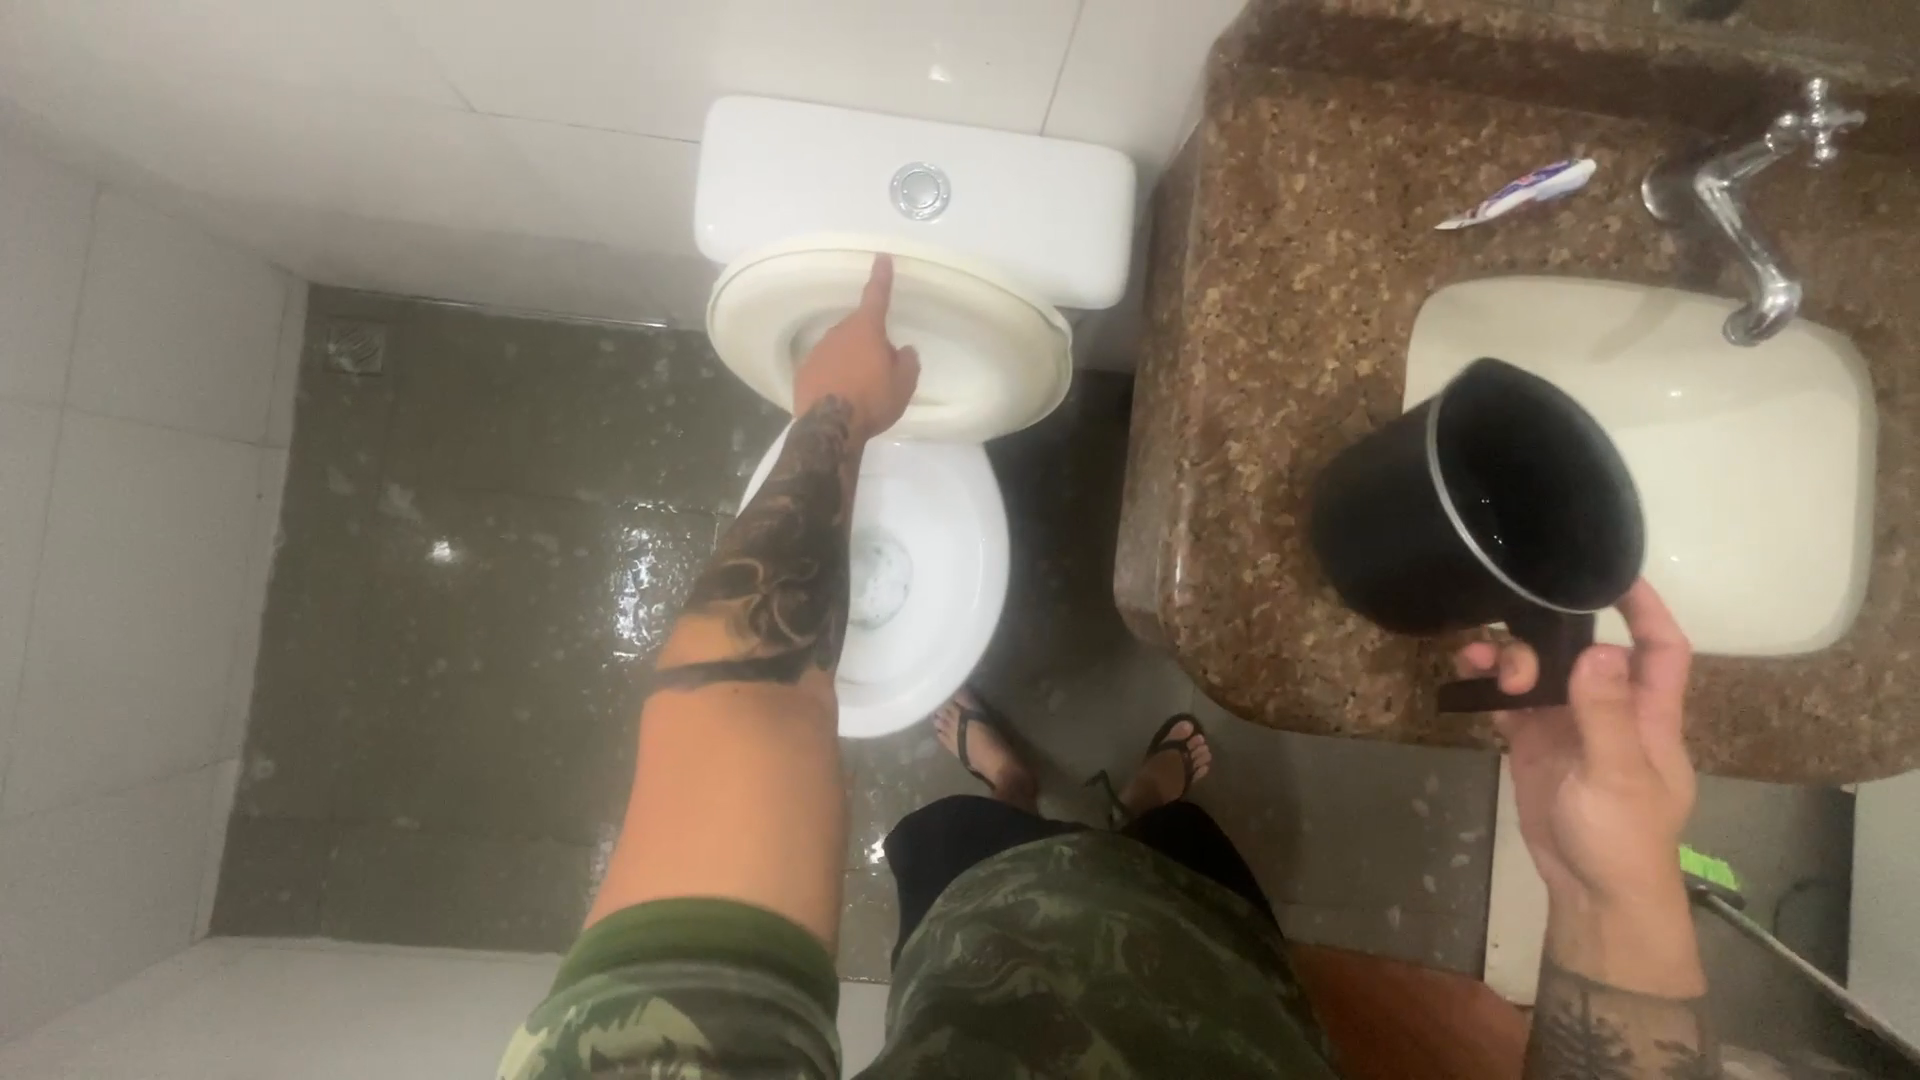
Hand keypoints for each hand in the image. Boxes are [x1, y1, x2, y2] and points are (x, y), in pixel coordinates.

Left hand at [792, 254, 920, 441]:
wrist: (830, 427)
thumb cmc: (872, 400)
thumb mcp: (904, 385)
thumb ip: (908, 362)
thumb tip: (904, 350)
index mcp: (866, 330)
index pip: (876, 296)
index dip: (881, 277)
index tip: (881, 258)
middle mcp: (839, 333)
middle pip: (858, 330)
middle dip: (869, 342)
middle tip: (881, 370)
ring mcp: (818, 352)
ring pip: (840, 349)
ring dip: (850, 361)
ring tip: (860, 389)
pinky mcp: (804, 372)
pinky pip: (825, 368)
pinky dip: (834, 376)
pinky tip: (840, 397)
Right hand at [1457, 580, 1696, 911]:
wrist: (1589, 888)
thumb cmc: (1622, 836)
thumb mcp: (1618, 775)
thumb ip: (1607, 714)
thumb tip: (1597, 649)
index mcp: (1647, 715)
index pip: (1659, 649)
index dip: (1645, 611)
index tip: (1613, 576)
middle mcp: (1607, 711)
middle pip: (1577, 653)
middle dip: (1540, 639)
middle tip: (1504, 651)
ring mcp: (1566, 726)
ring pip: (1536, 673)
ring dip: (1505, 661)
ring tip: (1474, 663)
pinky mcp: (1532, 743)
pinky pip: (1508, 702)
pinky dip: (1488, 688)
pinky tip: (1469, 684)